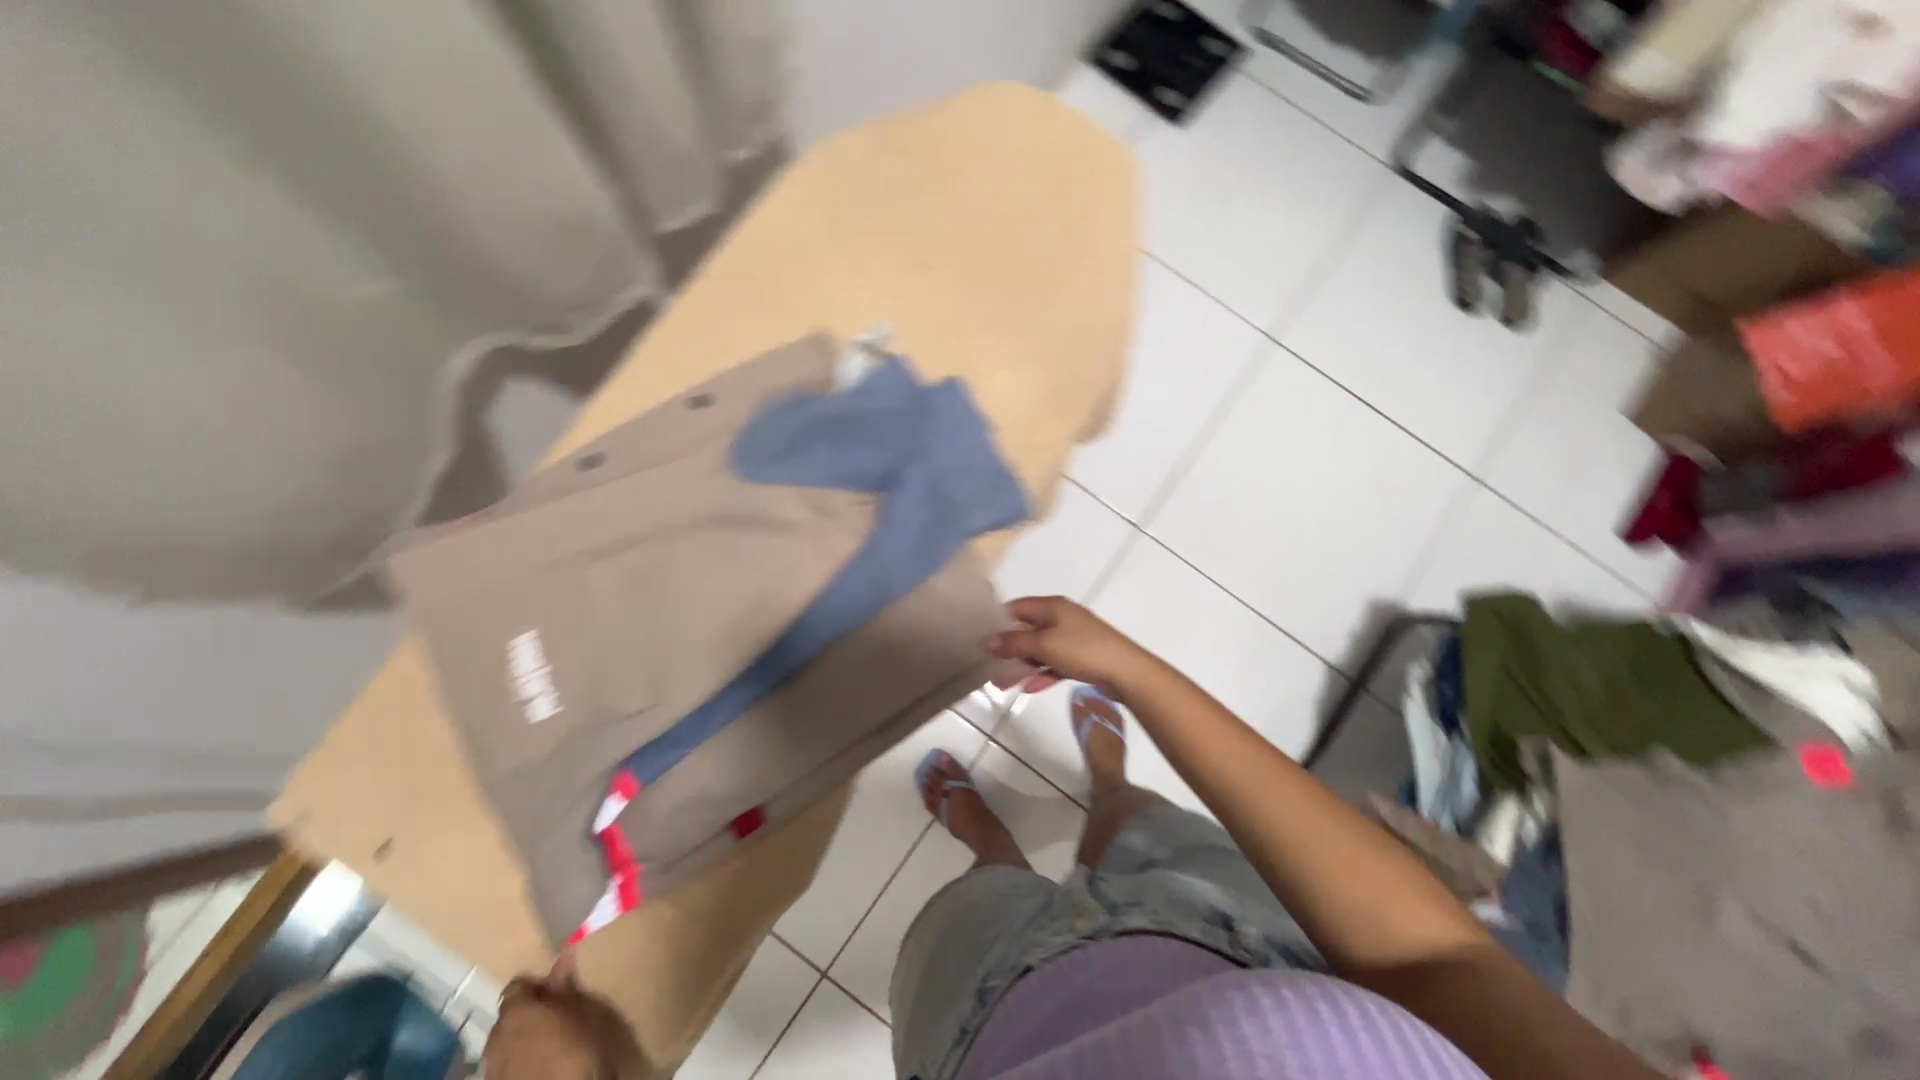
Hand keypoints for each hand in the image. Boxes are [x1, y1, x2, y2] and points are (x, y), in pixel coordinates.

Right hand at [987, 596, 1155, 697]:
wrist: (1126, 671)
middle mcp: (1062, 618)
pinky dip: (1043, 673)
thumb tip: (988, 640)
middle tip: (990, 667)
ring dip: (1023, 665)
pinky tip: (1030, 688)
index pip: (1017, 607)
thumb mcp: (1044, 645)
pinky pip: (1055, 663)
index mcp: (1053, 607)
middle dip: (1009, 649)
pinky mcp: (1082, 657)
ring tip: (1003, 684)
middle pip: (1028, 630)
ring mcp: (1073, 638)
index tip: (982, 638)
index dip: (998, 621)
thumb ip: (1014, 642)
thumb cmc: (1082, 650)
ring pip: (1041, 650)